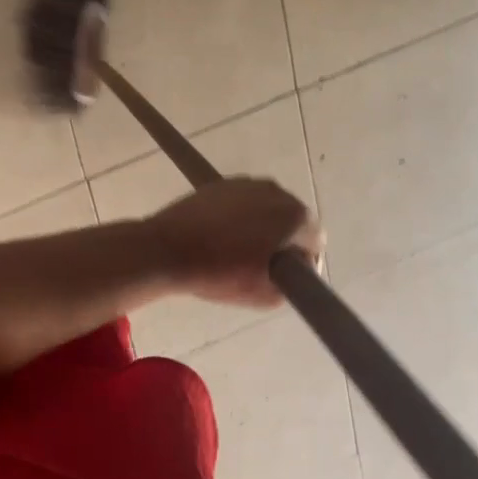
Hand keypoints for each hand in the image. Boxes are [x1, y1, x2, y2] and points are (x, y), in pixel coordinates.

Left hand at [148, 178, 323, 307]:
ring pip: (262, 210)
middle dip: (278, 241)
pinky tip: (217, 237)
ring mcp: (243, 183)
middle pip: (288, 220)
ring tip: (233, 252)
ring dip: (256, 227)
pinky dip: (234, 217)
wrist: (165, 251)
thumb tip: (296, 271)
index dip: (300, 262)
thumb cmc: (220, 273)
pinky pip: (237, 204)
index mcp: (295, 215)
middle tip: (256, 266)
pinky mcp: (216, 185)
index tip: (280, 276)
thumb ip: (296, 283)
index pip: (312, 241)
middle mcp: (275, 191)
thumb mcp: (268, 294)